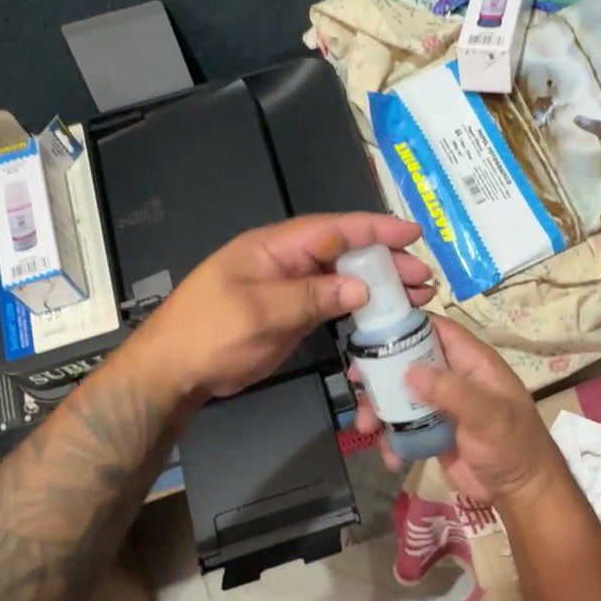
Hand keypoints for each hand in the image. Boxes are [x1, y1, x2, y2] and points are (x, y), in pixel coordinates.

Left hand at [135, 213, 433, 399]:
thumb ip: (311, 297)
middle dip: (387, 262)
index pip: (333, 230)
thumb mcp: (259, 312)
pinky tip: (384, 317)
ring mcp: (290, 289)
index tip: (412, 235)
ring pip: (343, 279)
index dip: (374, 229)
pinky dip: (360, 308)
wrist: (175, 370)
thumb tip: (362, 286)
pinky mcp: (292, 314)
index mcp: (274, 248)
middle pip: (345, 253)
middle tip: (425, 279)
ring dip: (379, 286)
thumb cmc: (209, 334)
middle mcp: (286, 262)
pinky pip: (333, 303)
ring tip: (418, 297)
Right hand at [355, 315, 566, 503]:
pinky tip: (391, 458)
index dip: (404, 326)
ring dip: (379, 410)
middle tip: (356, 384)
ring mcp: (441, 406)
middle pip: (408, 362)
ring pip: (400, 396)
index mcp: (472, 362)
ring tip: (366, 428)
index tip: (370, 334)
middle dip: (380, 374)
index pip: (435, 329)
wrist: (520, 491)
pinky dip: (392, 440)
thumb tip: (409, 371)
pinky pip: (404, 428)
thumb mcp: (487, 415)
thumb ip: (451, 391)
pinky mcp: (433, 432)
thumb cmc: (513, 446)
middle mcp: (454, 378)